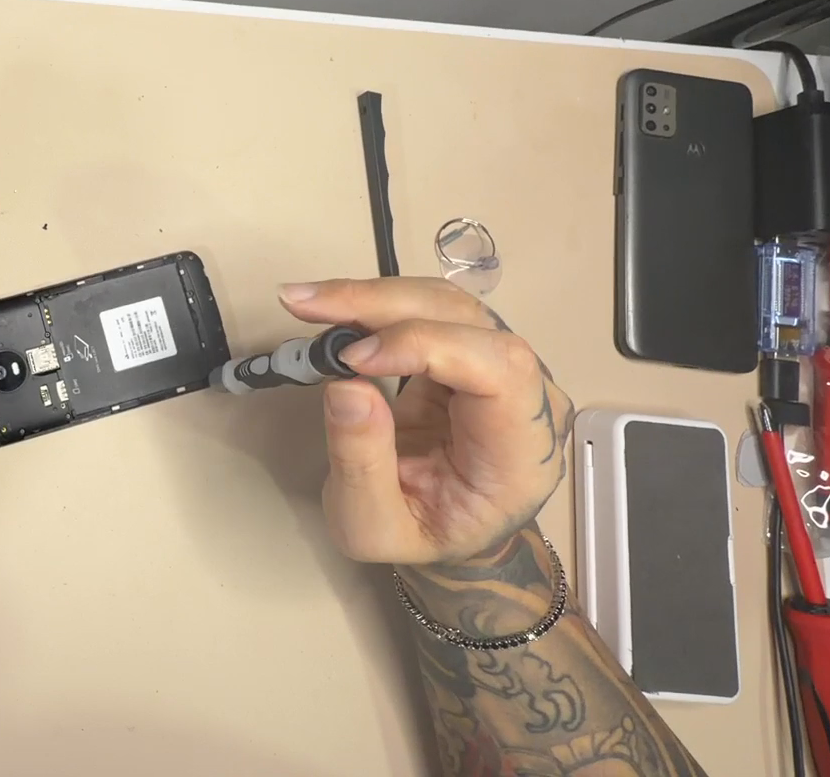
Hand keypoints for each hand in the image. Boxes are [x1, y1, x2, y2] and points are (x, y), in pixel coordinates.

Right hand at [279, 278, 572, 564]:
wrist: (448, 530)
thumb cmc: (419, 534)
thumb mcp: (374, 527)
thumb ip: (362, 465)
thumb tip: (347, 385)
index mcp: (521, 451)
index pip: (496, 368)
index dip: (424, 346)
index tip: (352, 358)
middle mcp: (525, 395)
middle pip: (466, 319)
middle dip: (380, 304)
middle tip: (303, 304)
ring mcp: (498, 366)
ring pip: (442, 302)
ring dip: (369, 295)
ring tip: (304, 301)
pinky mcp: (465, 350)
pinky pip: (424, 309)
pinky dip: (371, 303)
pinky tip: (328, 307)